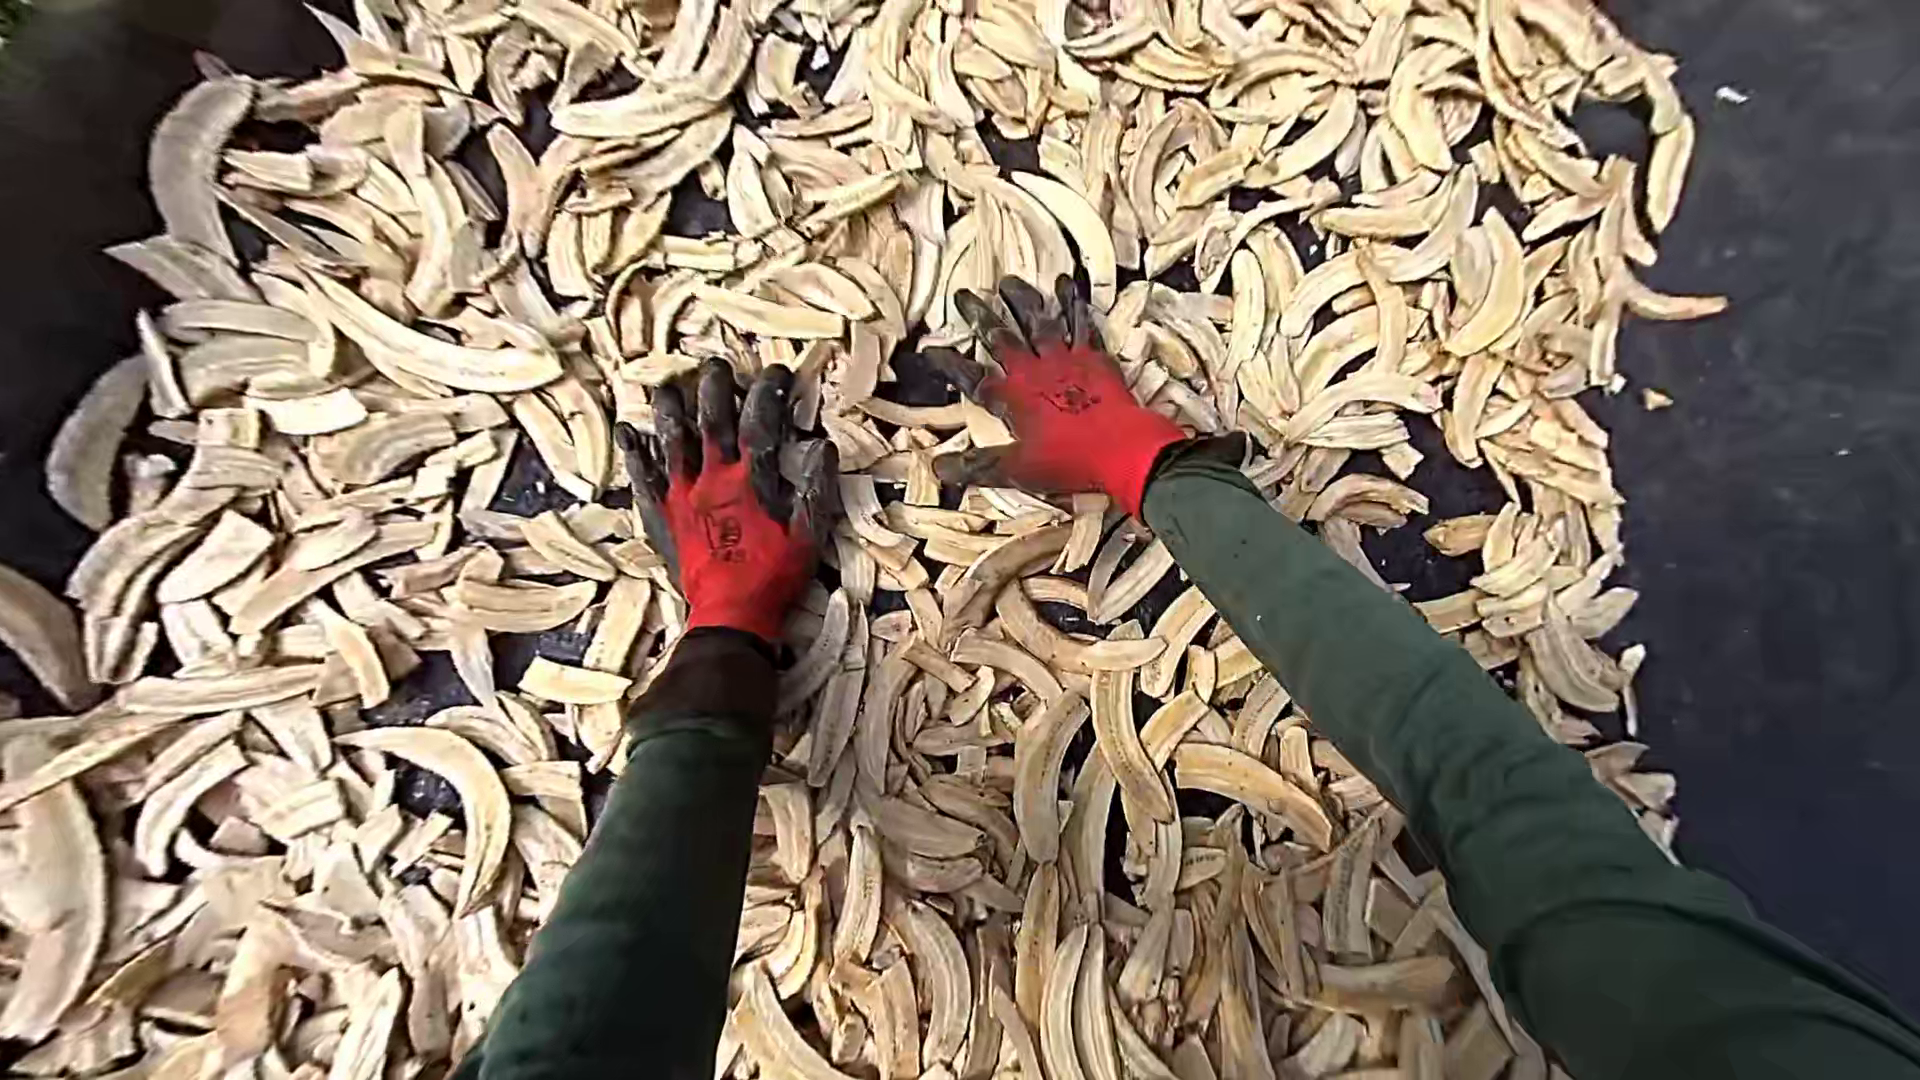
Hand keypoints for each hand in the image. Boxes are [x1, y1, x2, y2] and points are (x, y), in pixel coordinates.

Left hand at [616, 360, 837, 644]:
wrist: (730, 615)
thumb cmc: (774, 575)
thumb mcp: (810, 535)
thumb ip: (817, 489)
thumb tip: (823, 446)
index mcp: (751, 480)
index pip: (760, 421)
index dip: (770, 391)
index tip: (778, 373)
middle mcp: (712, 478)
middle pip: (710, 419)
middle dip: (716, 387)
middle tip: (718, 366)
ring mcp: (680, 495)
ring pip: (671, 439)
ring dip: (670, 408)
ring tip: (668, 386)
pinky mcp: (661, 516)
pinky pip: (642, 477)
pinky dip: (634, 453)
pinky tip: (628, 433)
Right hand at [927, 275, 1186, 517]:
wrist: (1122, 449)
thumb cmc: (1069, 460)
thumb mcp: (1018, 469)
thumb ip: (978, 465)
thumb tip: (938, 468)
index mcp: (1012, 397)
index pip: (972, 377)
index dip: (950, 363)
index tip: (930, 350)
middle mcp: (1034, 371)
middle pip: (1001, 337)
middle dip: (981, 316)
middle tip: (964, 295)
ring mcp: (1065, 360)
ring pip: (1038, 321)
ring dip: (1021, 301)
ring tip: (1008, 282)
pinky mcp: (1093, 358)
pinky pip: (1079, 323)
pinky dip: (1071, 303)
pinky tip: (1065, 284)